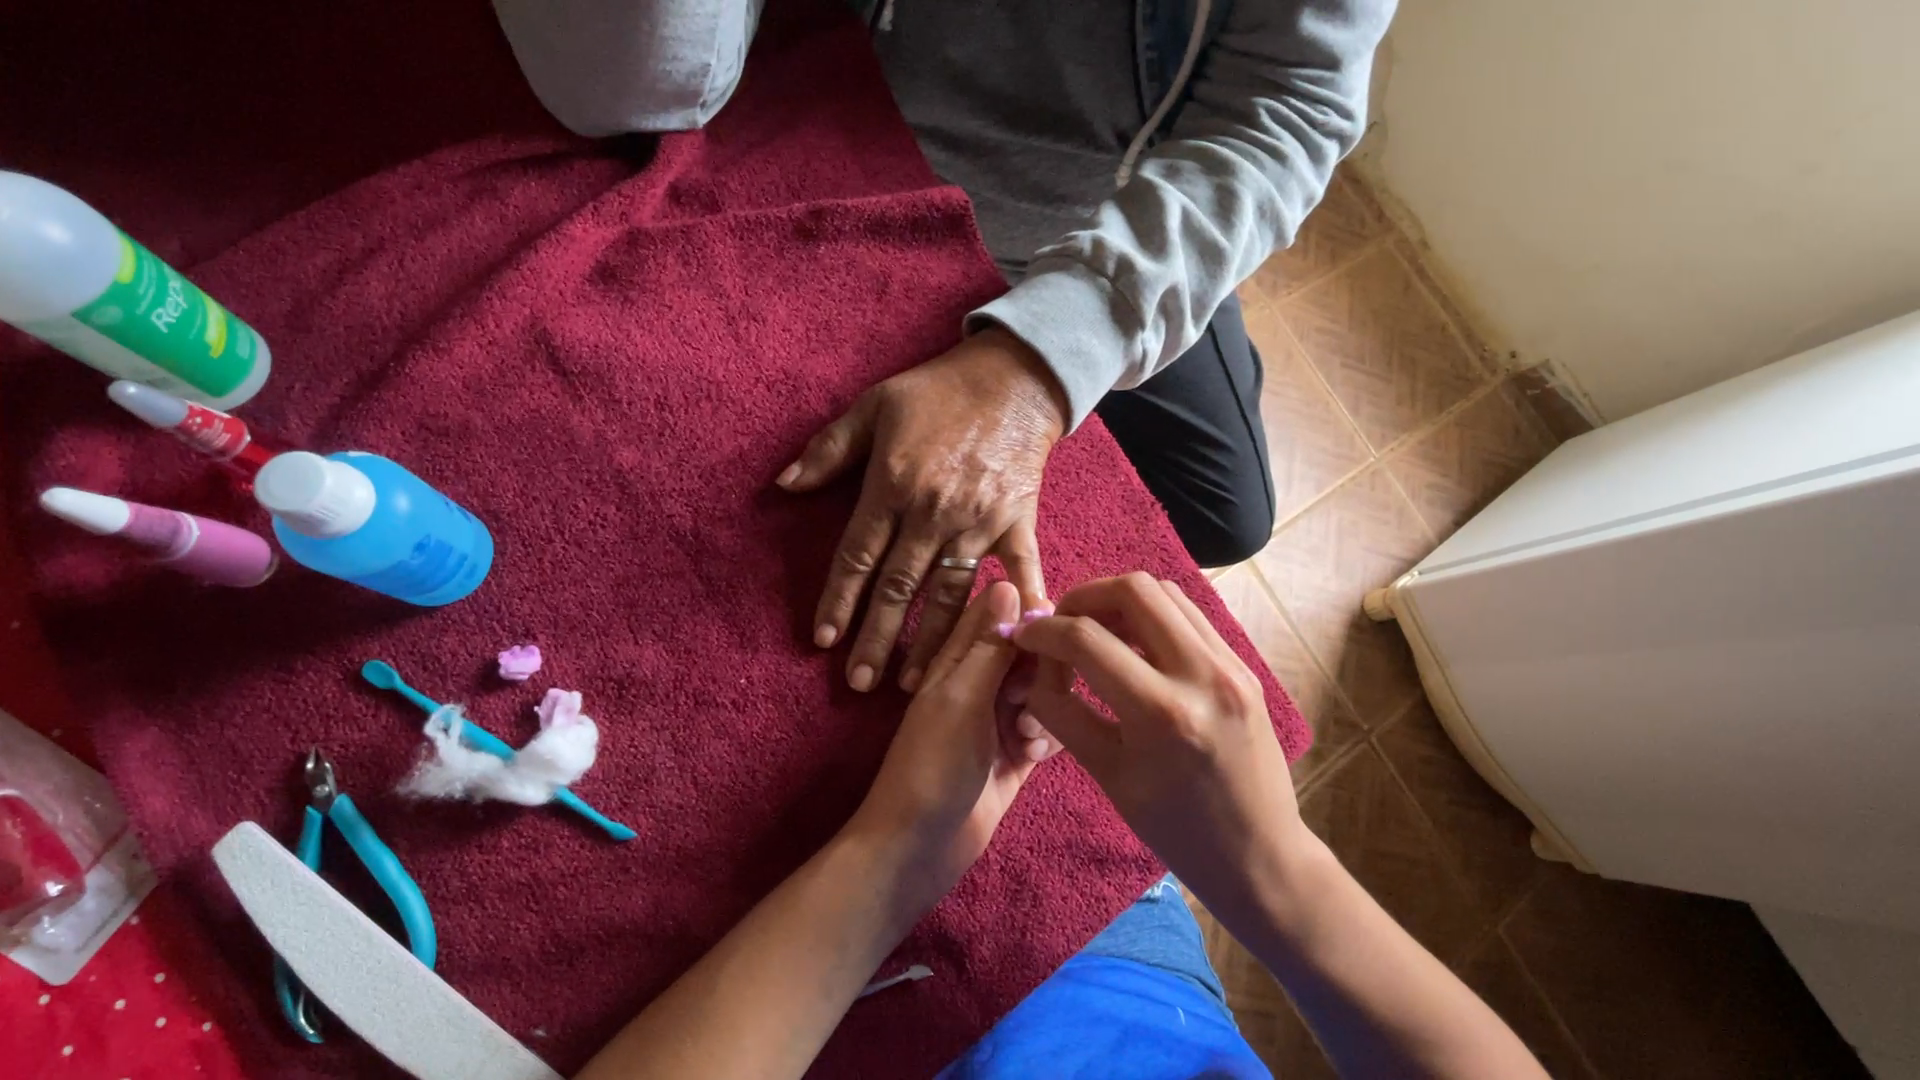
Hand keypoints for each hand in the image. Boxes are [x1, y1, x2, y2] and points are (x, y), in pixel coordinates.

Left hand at [778, 328, 1067, 693]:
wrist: (1013, 380)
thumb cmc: (937, 392)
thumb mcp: (873, 405)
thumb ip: (828, 449)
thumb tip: (783, 484)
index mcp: (892, 485)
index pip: (858, 556)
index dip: (839, 600)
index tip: (823, 641)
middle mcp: (933, 512)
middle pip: (899, 587)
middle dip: (877, 638)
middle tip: (859, 682)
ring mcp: (979, 522)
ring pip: (950, 592)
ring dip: (932, 640)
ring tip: (914, 683)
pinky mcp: (1018, 522)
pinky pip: (1021, 569)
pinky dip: (1021, 604)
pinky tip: (1019, 643)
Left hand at [849, 581, 1049, 887]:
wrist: (918, 848)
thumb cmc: (932, 767)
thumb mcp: (962, 698)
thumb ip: (989, 646)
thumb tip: (1008, 581)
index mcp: (959, 659)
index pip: (1003, 614)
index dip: (1034, 616)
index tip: (1058, 634)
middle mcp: (982, 682)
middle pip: (1033, 652)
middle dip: (1045, 671)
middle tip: (1029, 704)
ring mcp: (1000, 719)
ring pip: (1046, 690)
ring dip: (1048, 708)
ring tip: (1029, 741)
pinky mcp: (1016, 755)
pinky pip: (1049, 729)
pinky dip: (1049, 737)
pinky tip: (1035, 758)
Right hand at [1010, 574, 1310, 905]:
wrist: (1260, 854)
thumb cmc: (1176, 830)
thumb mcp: (1108, 776)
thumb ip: (1063, 714)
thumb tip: (1031, 671)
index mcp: (1163, 713)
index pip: (1087, 639)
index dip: (1043, 632)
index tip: (1023, 637)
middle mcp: (1203, 674)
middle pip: (1133, 589)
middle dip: (1082, 597)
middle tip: (1060, 624)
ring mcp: (1231, 664)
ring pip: (1165, 592)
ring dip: (1118, 599)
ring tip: (1093, 630)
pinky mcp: (1242, 665)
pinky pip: (1189, 614)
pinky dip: (1151, 614)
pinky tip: (1130, 642)